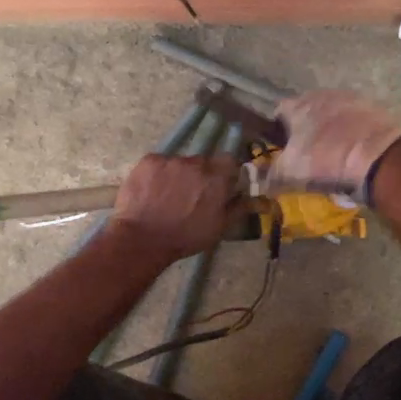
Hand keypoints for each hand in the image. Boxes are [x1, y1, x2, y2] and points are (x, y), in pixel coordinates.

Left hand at [107, 152, 240, 262]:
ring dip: (179, 174)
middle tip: (191, 195)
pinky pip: (159, 163)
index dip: (225, 172)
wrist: (142, 239)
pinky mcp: (149, 161)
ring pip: (180, 163)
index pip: (229, 161)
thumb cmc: (185, 237)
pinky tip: (152, 191)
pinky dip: (158, 174)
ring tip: (168, 196)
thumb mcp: (219, 228)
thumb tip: (258, 199)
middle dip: (200, 175)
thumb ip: (239, 208)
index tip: (219, 185)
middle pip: (203, 162)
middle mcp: (196, 163)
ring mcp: (171, 160)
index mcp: (217, 178)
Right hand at [270, 90, 400, 203]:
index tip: (283, 151)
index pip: (279, 112)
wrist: (378, 158)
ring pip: (335, 116)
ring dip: (333, 131)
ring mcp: (353, 100)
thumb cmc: (325, 162)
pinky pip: (358, 122)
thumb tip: (258, 181)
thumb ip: (269, 176)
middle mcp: (324, 95)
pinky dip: (355, 135)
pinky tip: (358, 154)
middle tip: (310, 157)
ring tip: (337, 157)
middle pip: (309, 112)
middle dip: (307, 131)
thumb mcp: (290, 174)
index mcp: (299, 105)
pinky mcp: (376, 110)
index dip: (278, 131)